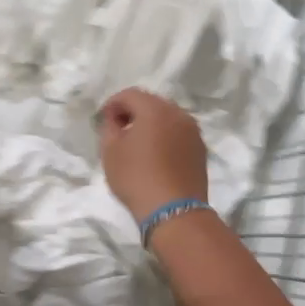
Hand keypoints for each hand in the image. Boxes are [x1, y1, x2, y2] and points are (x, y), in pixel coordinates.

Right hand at [99, 88, 209, 222]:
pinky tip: (156, 155)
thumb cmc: (136, 177)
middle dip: (134, 111)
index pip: (130, 94)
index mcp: (155, 109)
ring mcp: (193, 131)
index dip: (113, 104)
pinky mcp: (200, 149)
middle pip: (152, 103)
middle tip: (119, 130)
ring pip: (168, 118)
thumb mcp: (110, 151)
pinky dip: (165, 136)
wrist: (174, 211)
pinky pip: (178, 133)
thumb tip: (116, 118)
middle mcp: (178, 114)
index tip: (104, 120)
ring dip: (151, 124)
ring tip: (138, 144)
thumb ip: (110, 126)